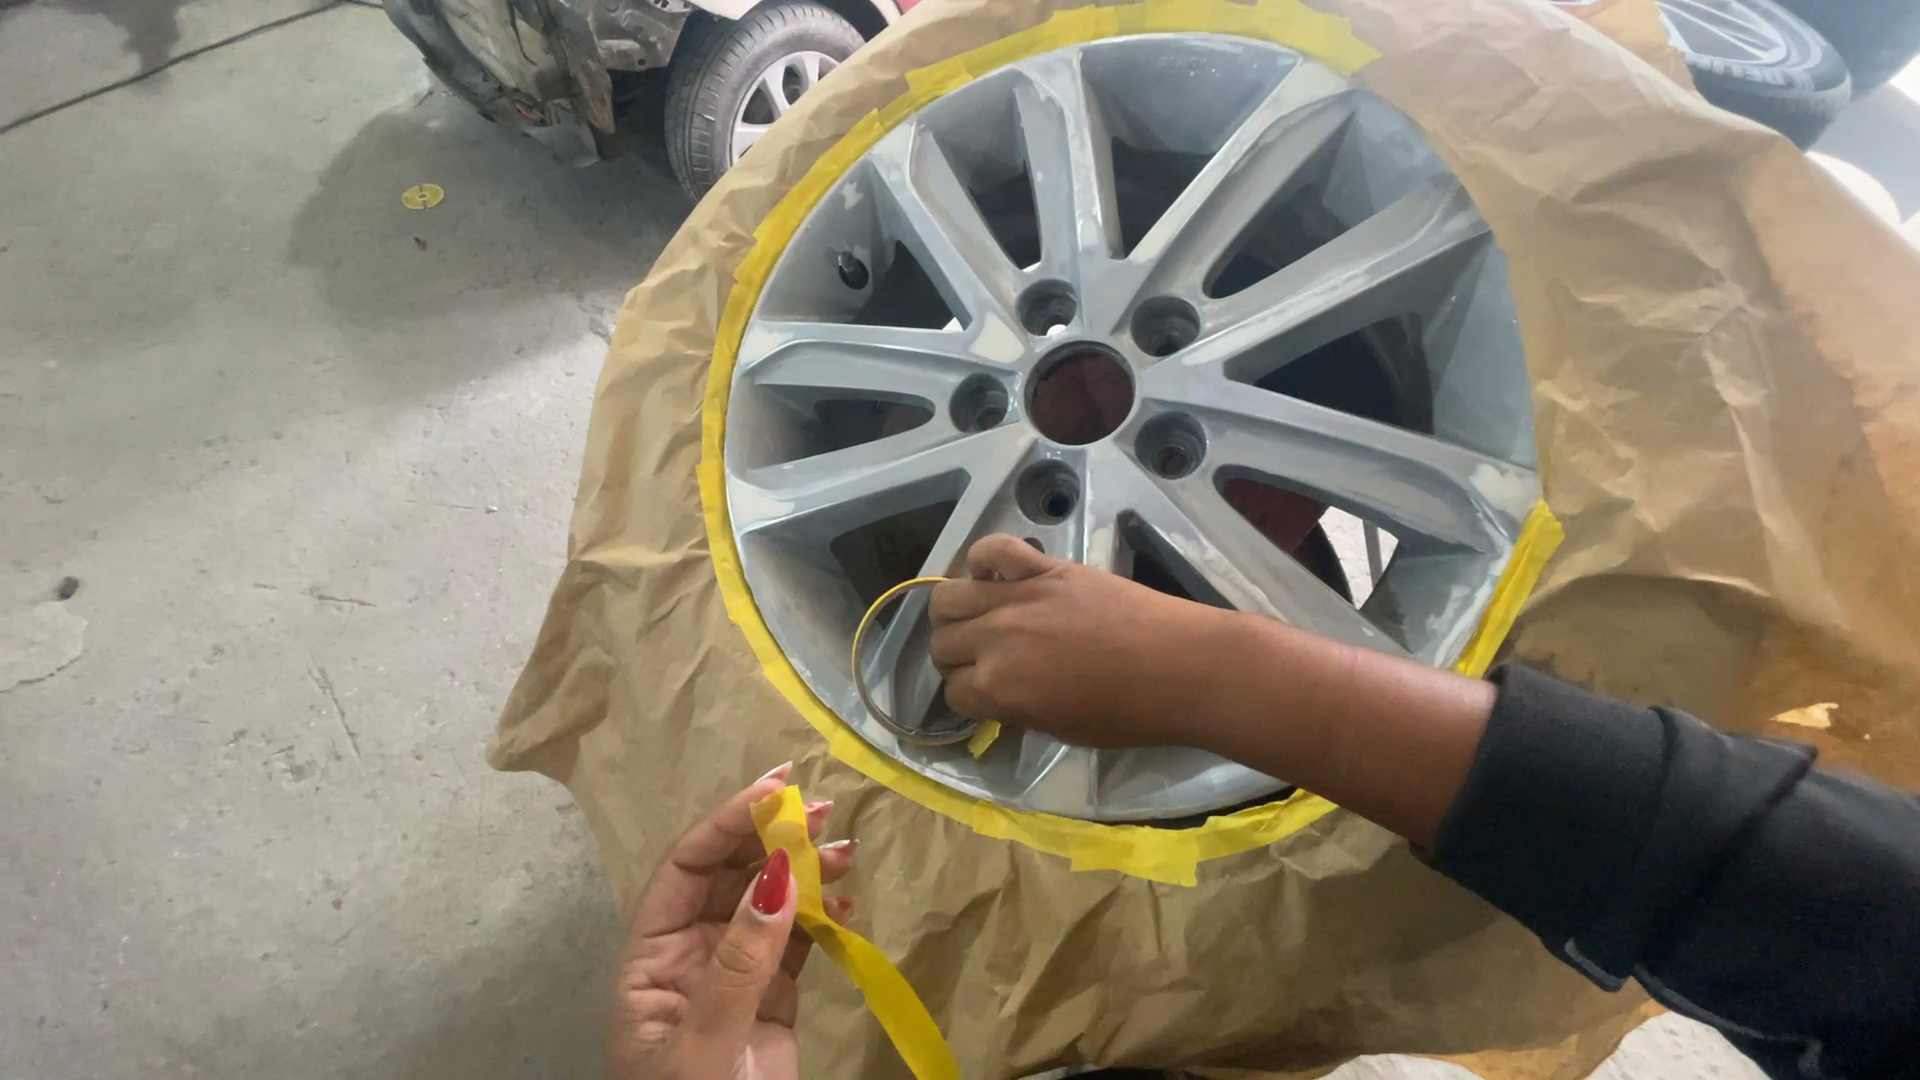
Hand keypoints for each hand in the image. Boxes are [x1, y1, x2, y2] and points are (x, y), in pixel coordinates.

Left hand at [608, 763, 855, 1079]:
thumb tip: (779, 871)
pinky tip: (847, 902)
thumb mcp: (704, 1045)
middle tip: (823, 809)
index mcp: (652, 955)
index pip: (687, 864)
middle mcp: (690, 950)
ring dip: (807, 868)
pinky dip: (822, 912)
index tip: (776, 789)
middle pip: (732, 871)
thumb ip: (739, 961)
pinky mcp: (772, 993)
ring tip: (847, 852)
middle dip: (774, 834)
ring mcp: (733, 969)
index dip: (728, 820)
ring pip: (770, 897)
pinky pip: (797, 936)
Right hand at [927, 534, 1241, 748]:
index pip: (953, 692)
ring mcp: (1017, 597)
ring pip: (948, 597)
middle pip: (942, 644)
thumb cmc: (1130, 713)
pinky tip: (994, 575)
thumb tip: (1000, 701)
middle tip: (982, 659)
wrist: (1183, 666)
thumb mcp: (1064, 730)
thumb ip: (1019, 712)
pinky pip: (994, 549)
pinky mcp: (1044, 568)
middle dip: (956, 658)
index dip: (968, 697)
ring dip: (954, 613)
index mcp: (999, 690)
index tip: (985, 697)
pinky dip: (984, 559)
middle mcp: (995, 640)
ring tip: (977, 618)